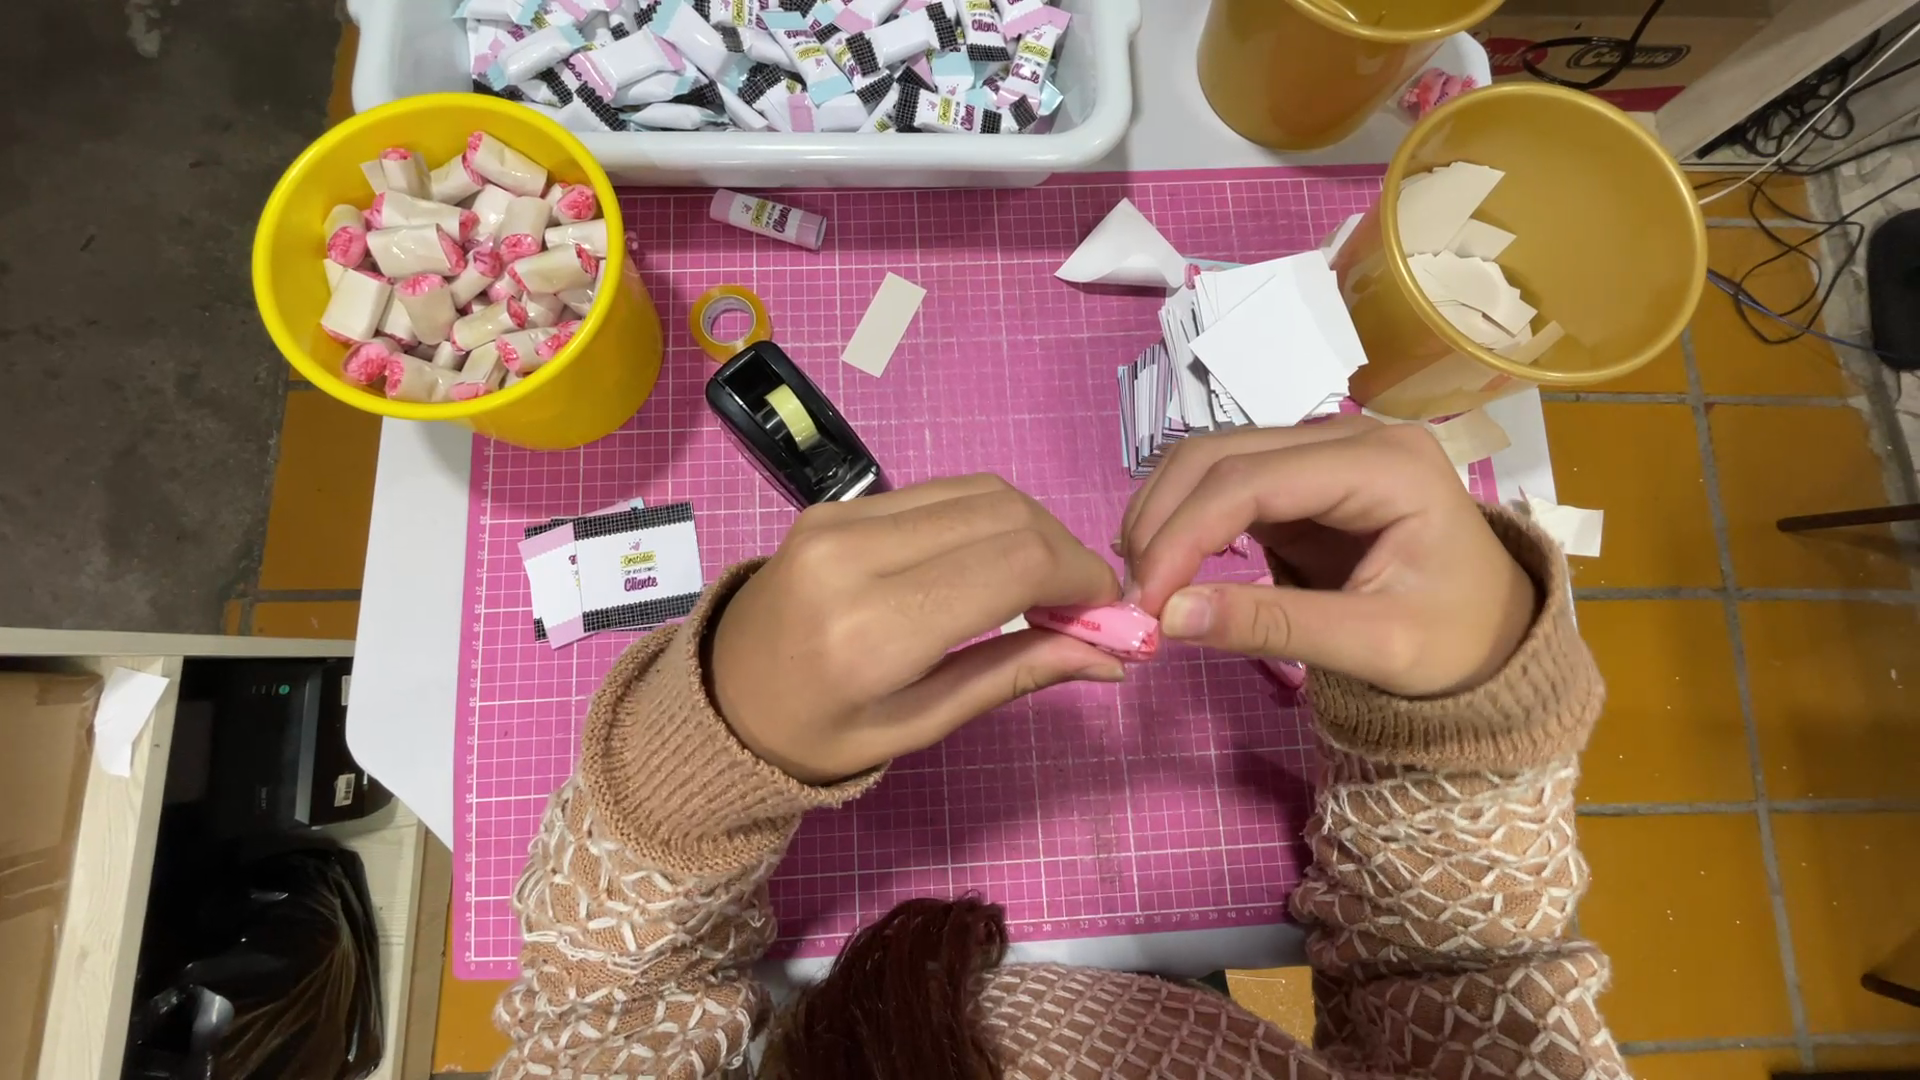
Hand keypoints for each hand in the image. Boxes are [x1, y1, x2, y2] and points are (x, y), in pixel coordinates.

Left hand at [710, 475, 1124, 783]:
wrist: (719, 699)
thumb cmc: (819, 736)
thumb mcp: (920, 724)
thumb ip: (1015, 675)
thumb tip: (1109, 654)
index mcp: (874, 629)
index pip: (1013, 564)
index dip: (1080, 577)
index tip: (1105, 610)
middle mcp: (856, 554)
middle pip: (1006, 515)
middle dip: (1064, 552)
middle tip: (1077, 603)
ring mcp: (839, 517)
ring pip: (980, 492)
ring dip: (1031, 529)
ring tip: (1038, 584)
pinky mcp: (835, 504)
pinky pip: (940, 492)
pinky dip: (987, 518)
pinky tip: (990, 559)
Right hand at [1119, 418, 1537, 697]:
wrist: (1494, 635)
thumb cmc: (1456, 642)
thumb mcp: (1377, 646)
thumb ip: (1274, 626)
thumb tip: (1168, 618)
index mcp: (1386, 465)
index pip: (1252, 480)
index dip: (1185, 534)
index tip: (1145, 600)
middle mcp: (1347, 437)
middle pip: (1218, 455)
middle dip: (1162, 521)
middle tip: (1134, 595)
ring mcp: (1318, 451)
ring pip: (1208, 459)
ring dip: (1161, 513)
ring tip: (1141, 578)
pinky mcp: (1295, 477)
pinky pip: (1219, 482)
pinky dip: (1180, 517)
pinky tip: (1164, 559)